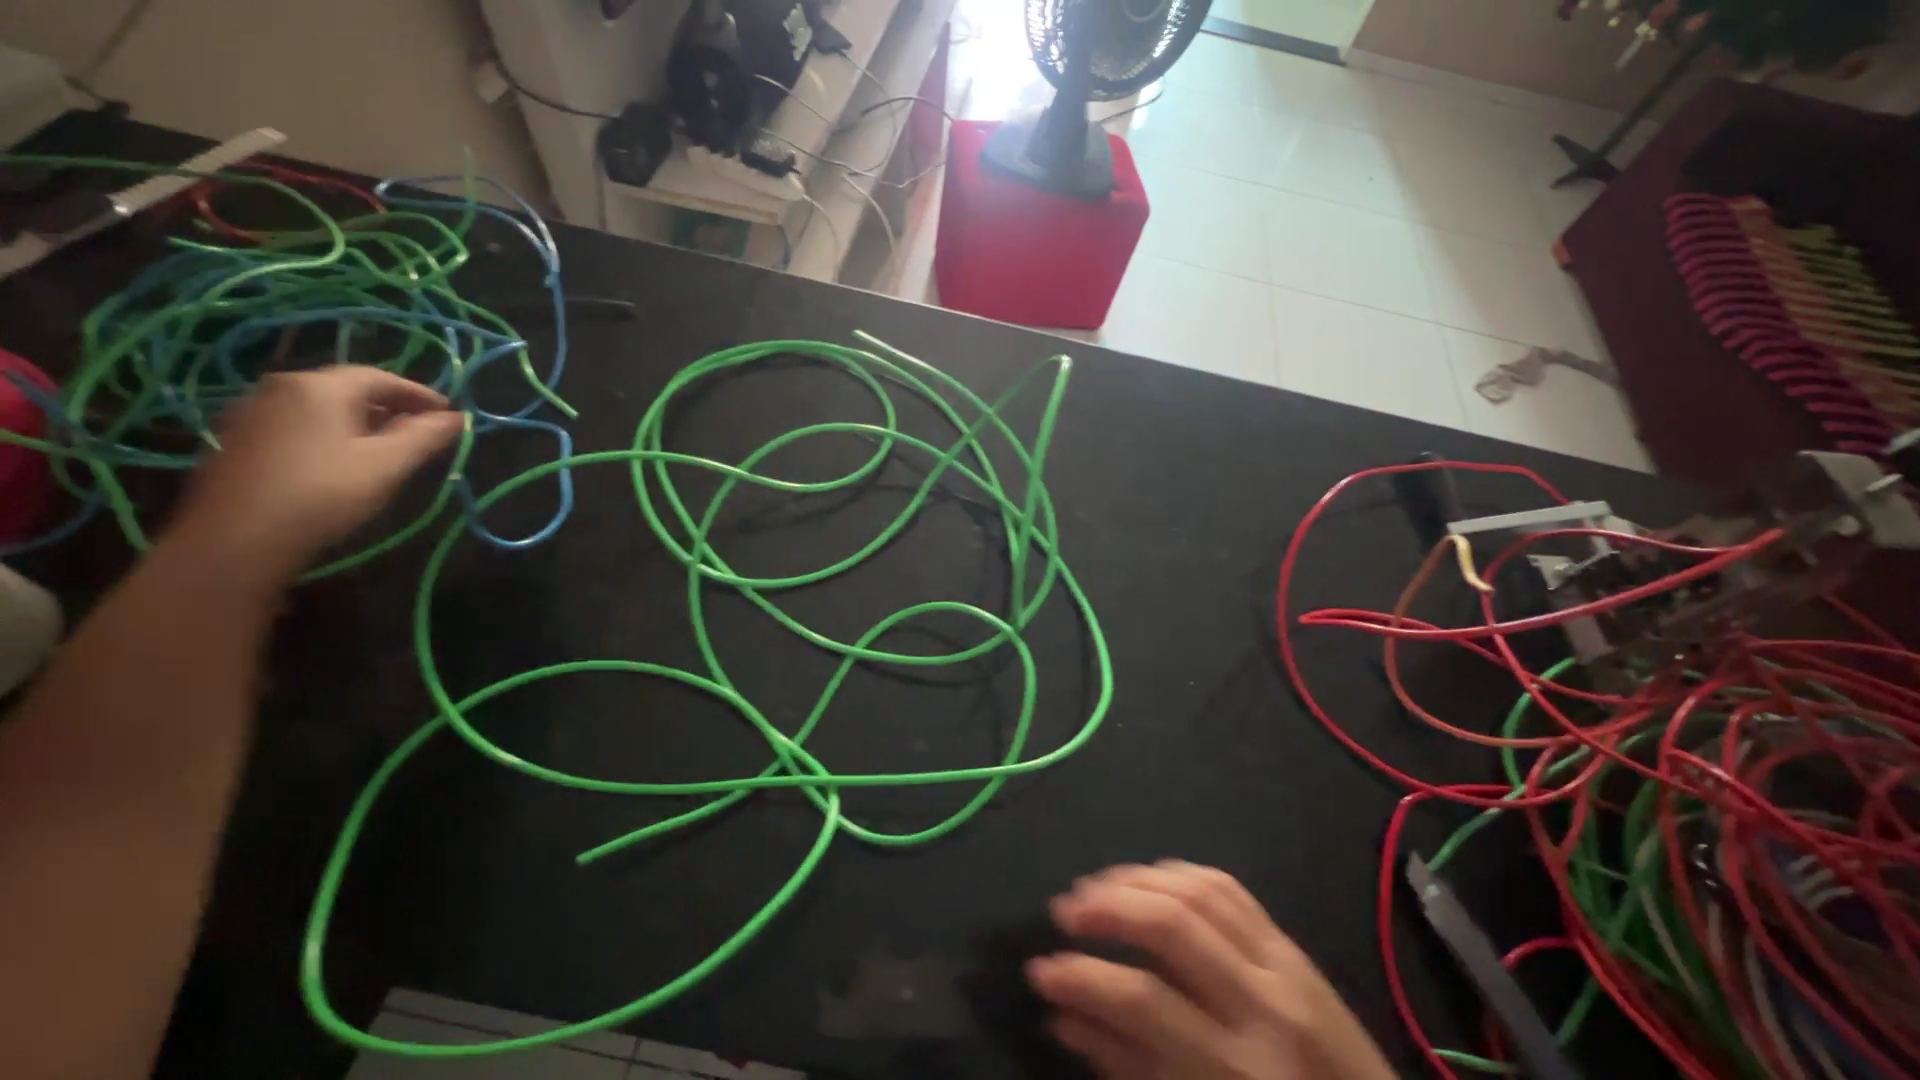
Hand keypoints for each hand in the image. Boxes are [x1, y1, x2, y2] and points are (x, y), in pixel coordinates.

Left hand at [167, 366, 463, 583]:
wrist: (235, 540)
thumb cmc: (322, 495)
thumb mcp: (387, 466)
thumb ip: (425, 436)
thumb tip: (458, 417)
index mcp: (319, 386)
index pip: (381, 377)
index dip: (419, 394)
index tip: (448, 414)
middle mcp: (280, 387)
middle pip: (347, 388)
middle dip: (388, 406)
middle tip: (419, 431)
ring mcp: (252, 412)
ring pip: (319, 407)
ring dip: (357, 421)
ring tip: (383, 447)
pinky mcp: (236, 440)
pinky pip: (295, 424)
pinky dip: (327, 433)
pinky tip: (337, 461)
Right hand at [1026, 861, 1397, 1079]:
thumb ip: (1127, 1066)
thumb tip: (1062, 1014)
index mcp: (1234, 1068)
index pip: (1141, 1000)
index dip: (1080, 977)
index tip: (1040, 968)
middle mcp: (1261, 1006)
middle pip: (1172, 926)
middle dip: (1107, 907)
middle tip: (1065, 910)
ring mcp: (1283, 967)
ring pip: (1199, 893)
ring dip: (1137, 881)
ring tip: (1095, 887)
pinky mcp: (1292, 945)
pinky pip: (1229, 888)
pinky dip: (1179, 873)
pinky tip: (1148, 881)